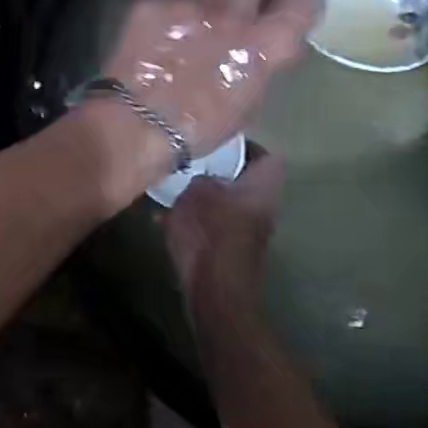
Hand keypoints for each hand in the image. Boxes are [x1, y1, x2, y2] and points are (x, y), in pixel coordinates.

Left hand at [104, 0, 323, 154]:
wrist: (134, 122)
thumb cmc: (198, 127)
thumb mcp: (251, 101)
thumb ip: (268, 62)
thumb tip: (277, 41)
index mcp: (265, 42)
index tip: (291, 6)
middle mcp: (231, 12)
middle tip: (244, 16)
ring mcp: (189, 2)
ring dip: (211, 9)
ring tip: (194, 37)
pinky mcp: (154, 1)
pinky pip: (175, 0)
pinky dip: (177, 16)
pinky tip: (165, 40)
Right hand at [165, 152, 288, 308]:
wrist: (215, 290)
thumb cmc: (211, 232)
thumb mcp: (196, 190)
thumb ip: (198, 175)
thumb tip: (194, 172)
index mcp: (262, 187)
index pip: (265, 155)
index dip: (242, 144)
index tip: (213, 138)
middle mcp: (260, 205)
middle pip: (241, 177)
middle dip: (214, 167)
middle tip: (186, 156)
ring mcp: (244, 228)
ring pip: (222, 198)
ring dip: (199, 191)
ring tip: (170, 181)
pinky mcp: (226, 246)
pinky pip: (207, 221)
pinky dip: (189, 215)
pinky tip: (162, 213)